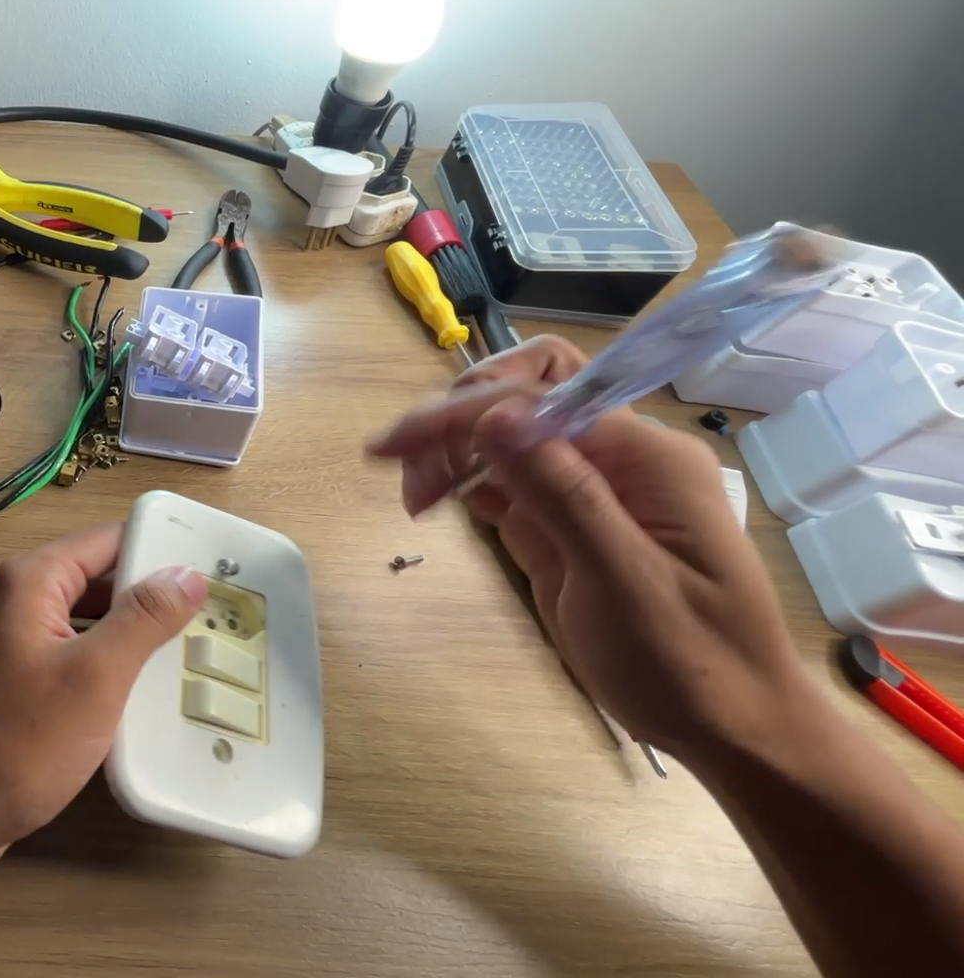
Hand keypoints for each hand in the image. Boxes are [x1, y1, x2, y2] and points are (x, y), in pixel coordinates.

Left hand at [0, 523, 206, 875]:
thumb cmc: (16, 742)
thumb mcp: (94, 677)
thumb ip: (142, 619)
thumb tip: (186, 573)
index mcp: (31, 580)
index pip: (108, 540)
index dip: (160, 550)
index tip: (213, 570)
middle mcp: (16, 599)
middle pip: (97, 578)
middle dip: (151, 596)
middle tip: (214, 618)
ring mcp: (11, 641)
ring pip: (85, 621)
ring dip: (131, 636)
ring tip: (192, 653)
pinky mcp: (12, 680)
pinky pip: (69, 656)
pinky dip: (105, 667)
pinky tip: (143, 694)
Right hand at [366, 336, 807, 761]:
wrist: (728, 728)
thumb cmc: (688, 662)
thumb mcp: (622, 579)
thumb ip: (560, 492)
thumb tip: (493, 415)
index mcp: (642, 457)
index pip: (538, 397)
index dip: (463, 408)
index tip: (398, 444)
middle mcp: (613, 458)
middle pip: (516, 402)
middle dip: (449, 422)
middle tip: (397, 468)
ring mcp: (583, 489)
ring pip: (498, 438)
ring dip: (445, 452)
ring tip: (413, 499)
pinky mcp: (555, 521)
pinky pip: (499, 480)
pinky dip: (458, 482)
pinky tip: (430, 503)